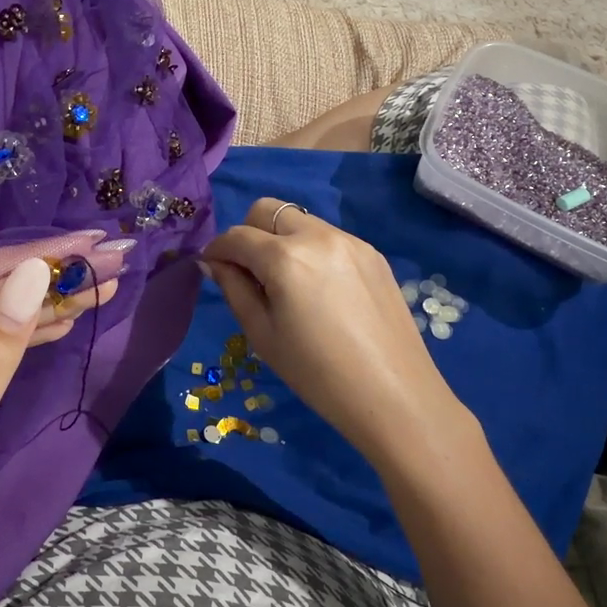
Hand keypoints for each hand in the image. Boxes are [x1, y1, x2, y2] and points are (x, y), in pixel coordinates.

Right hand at [201, 198, 464, 457]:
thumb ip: (234, 289)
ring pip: (299, 221)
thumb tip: (214, 264)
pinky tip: (320, 291)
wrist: (395, 397)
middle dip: (249, 232)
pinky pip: (328, 237)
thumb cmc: (317, 374)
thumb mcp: (263, 335)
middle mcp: (318, 236)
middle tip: (249, 272)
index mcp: (285, 258)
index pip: (236, 236)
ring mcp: (350, 241)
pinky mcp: (373, 254)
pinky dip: (311, 250)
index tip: (211, 268)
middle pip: (268, 209)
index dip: (217, 250)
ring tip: (286, 284)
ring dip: (281, 239)